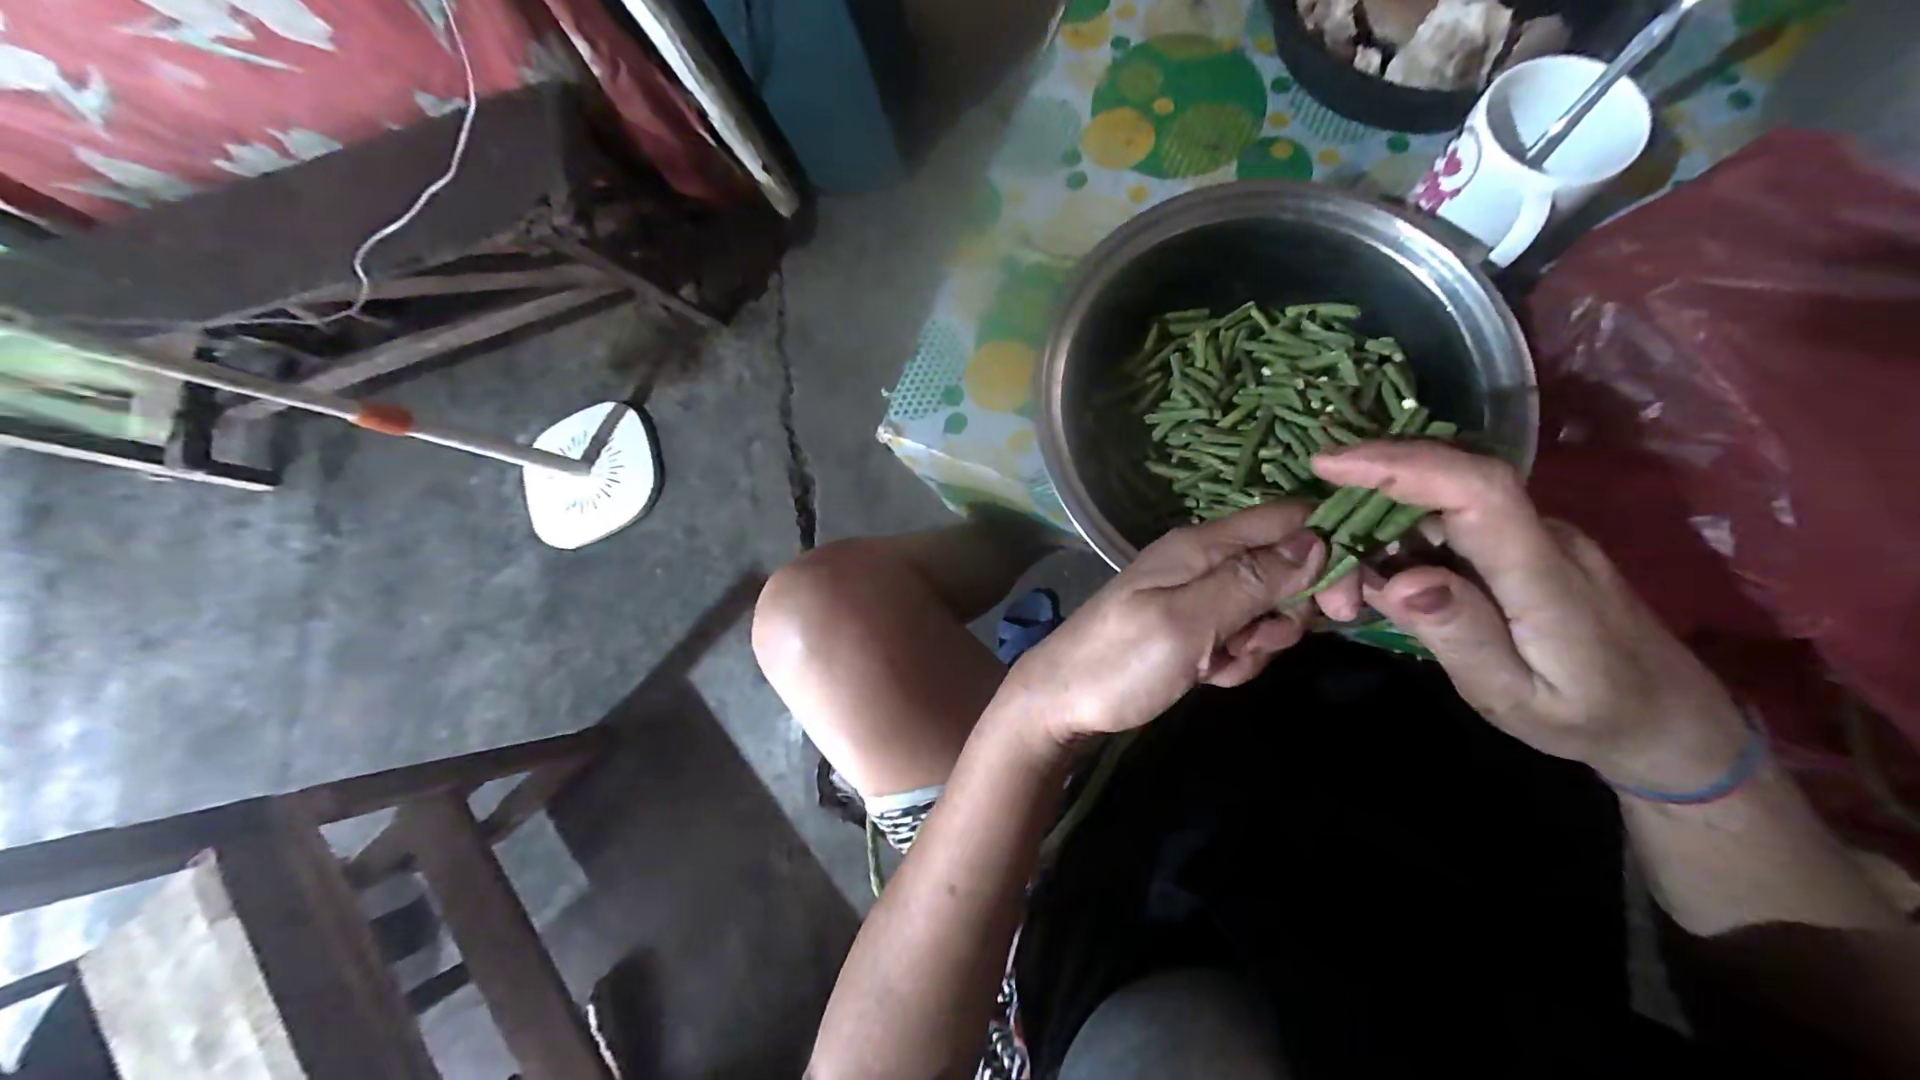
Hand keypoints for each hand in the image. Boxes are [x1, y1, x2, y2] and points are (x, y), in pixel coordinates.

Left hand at [1003, 502, 1328, 748]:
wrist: (1061, 705)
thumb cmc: (1118, 662)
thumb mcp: (1188, 621)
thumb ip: (1250, 581)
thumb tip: (1317, 539)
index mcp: (1201, 545)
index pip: (1288, 520)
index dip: (1328, 551)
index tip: (1347, 602)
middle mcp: (1202, 563)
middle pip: (1284, 568)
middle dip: (1287, 612)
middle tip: (1256, 642)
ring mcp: (1198, 598)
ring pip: (1266, 610)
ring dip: (1256, 643)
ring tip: (1214, 664)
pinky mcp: (1194, 631)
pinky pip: (1240, 638)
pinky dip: (1234, 660)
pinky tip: (1204, 676)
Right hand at [1313, 441, 1749, 791]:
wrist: (1671, 722)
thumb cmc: (1588, 718)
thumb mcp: (1513, 697)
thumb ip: (1459, 636)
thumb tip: (1399, 580)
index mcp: (1542, 572)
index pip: (1476, 489)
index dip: (1399, 465)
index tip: (1328, 464)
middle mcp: (1540, 535)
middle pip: (1440, 488)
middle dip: (1362, 511)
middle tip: (1327, 579)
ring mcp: (1532, 535)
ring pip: (1433, 509)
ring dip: (1373, 537)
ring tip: (1348, 601)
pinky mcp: (1518, 545)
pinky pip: (1443, 526)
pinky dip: (1395, 546)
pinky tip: (1379, 587)